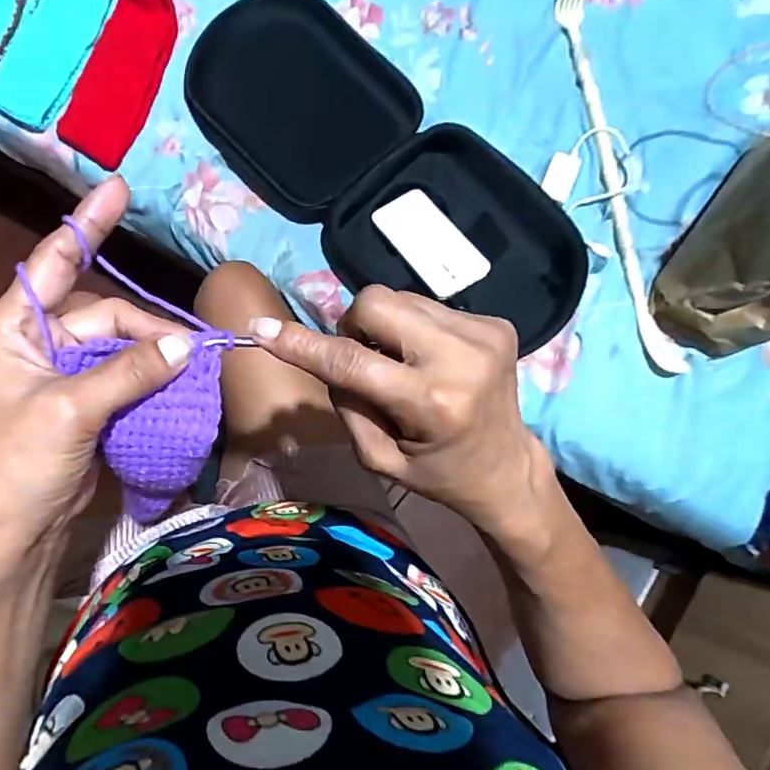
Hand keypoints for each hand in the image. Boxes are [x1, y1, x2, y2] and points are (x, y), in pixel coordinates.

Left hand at [0, 177, 194, 591]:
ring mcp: (61, 374)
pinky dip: (149, 377)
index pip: (51, 261)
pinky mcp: (84, 403)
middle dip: (144, 327)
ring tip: (189, 365)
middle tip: (188, 349)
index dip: (87, 225)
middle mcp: (34, 342)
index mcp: (12, 328)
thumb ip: (129, 372)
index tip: (117, 188)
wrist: (16, 534)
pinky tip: (177, 381)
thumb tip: (187, 343)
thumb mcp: (71, 411)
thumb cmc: (20, 464)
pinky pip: (123, 376)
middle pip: (100, 312)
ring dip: (152, 354)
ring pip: (118, 346)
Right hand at [251, 287, 559, 557]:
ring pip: (398, 297)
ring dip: (383, 328)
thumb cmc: (435, 472)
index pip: (351, 362)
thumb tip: (318, 350)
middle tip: (364, 363)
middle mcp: (462, 357)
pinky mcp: (496, 322)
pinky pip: (425, 305)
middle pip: (375, 302)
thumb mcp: (378, 457)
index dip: (302, 344)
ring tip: (402, 365)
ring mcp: (484, 333)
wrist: (507, 467)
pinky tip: (427, 359)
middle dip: (353, 327)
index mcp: (432, 403)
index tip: (262, 329)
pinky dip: (411, 328)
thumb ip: (346, 404)